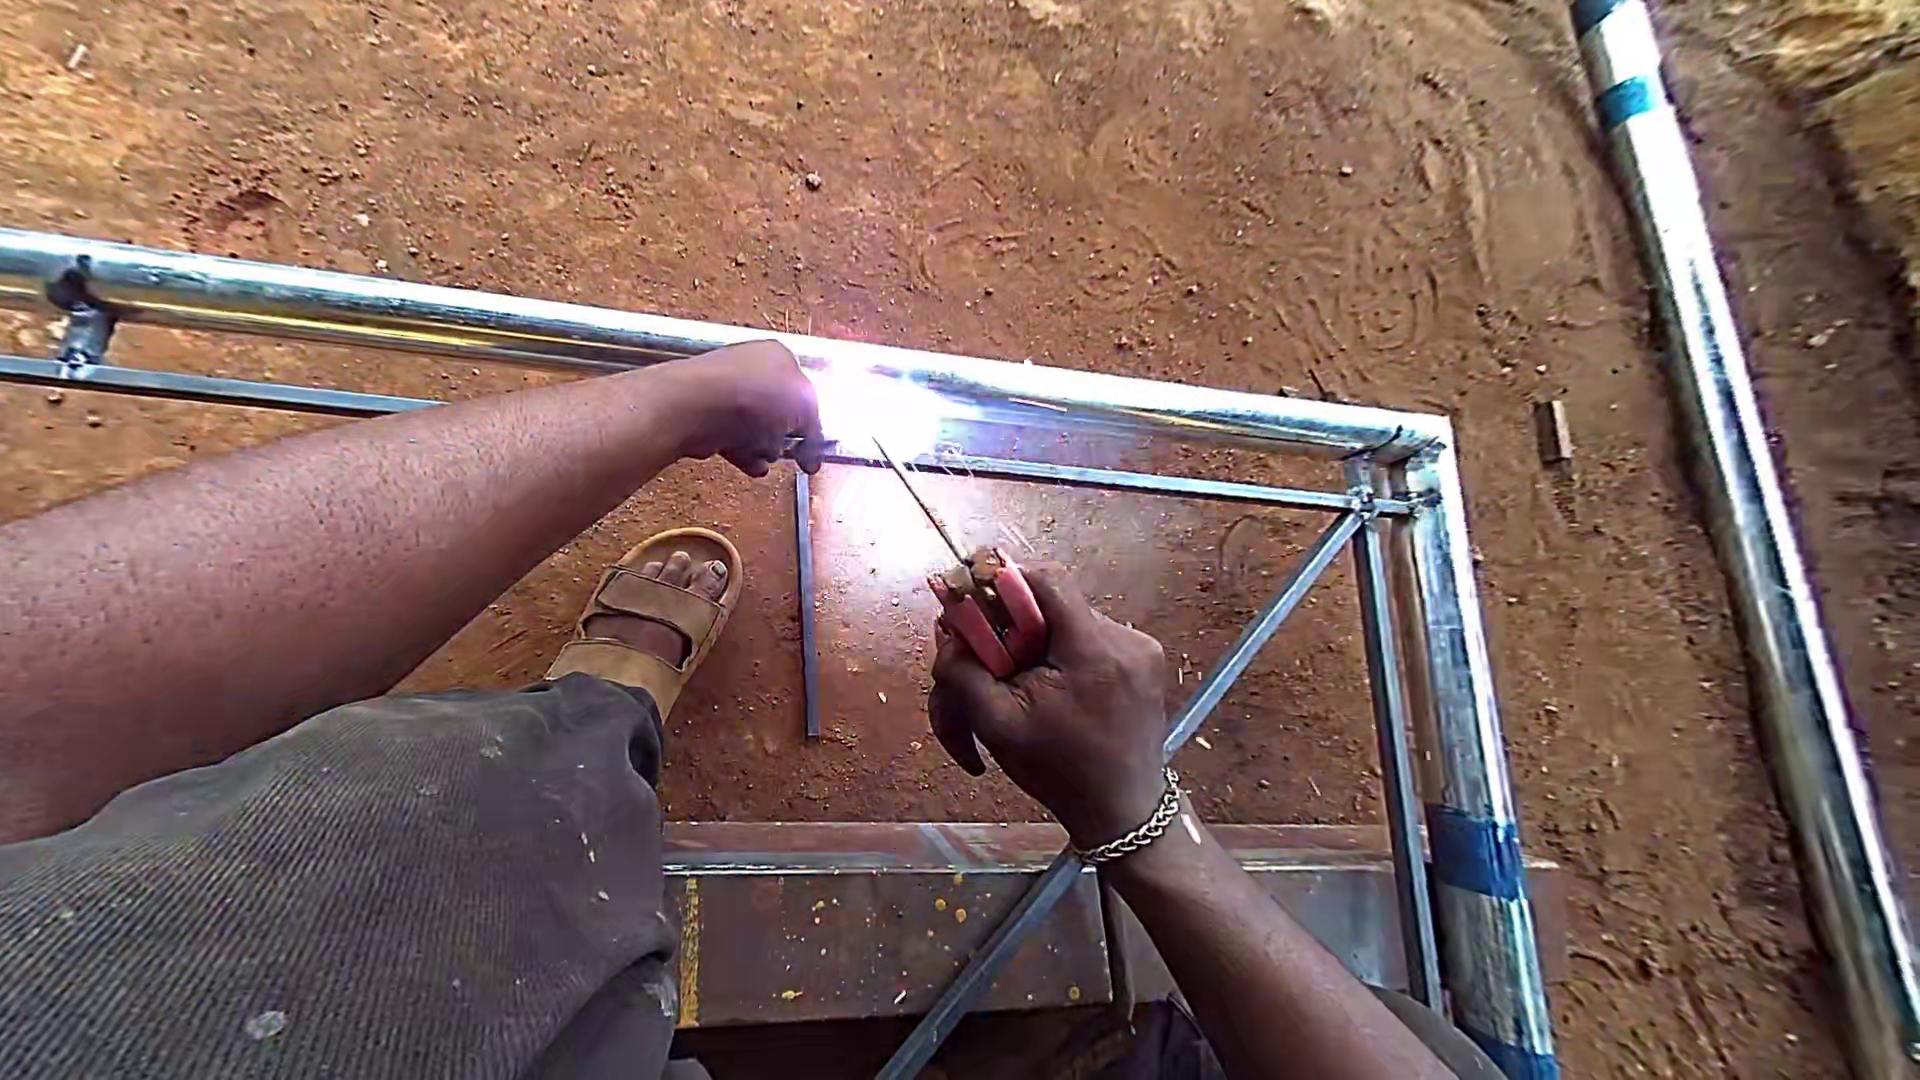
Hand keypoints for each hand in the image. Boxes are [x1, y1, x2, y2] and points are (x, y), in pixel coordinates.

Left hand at [660, 340, 825, 475]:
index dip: (810, 421)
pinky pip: (733, 436)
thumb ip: (816, 428)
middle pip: (780, 412)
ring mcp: (726, 389)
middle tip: (789, 451)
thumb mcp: (805, 409)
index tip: (811, 447)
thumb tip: (812, 452)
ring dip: (765, 447)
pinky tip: (750, 464)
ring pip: (757, 427)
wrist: (696, 406)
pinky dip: (744, 452)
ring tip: (763, 457)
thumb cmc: (757, 399)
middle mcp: (752, 367)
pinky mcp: (706, 412)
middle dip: (786, 436)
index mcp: (779, 356)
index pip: (804, 391)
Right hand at [927, 565, 1171, 847]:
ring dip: (1046, 640)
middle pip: (1058, 602)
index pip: (1048, 579)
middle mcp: (1125, 638)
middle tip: (1003, 659)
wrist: (1122, 812)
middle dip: (1023, 623)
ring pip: (1074, 618)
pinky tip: (1064, 688)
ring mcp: (1143, 648)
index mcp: (1092, 650)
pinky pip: (1095, 636)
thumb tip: (949, 630)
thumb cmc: (1056, 771)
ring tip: (1035, 683)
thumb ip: (963, 671)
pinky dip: (1070, 651)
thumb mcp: (995, 725)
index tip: (986, 609)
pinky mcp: (1150, 660)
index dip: (1009, 584)